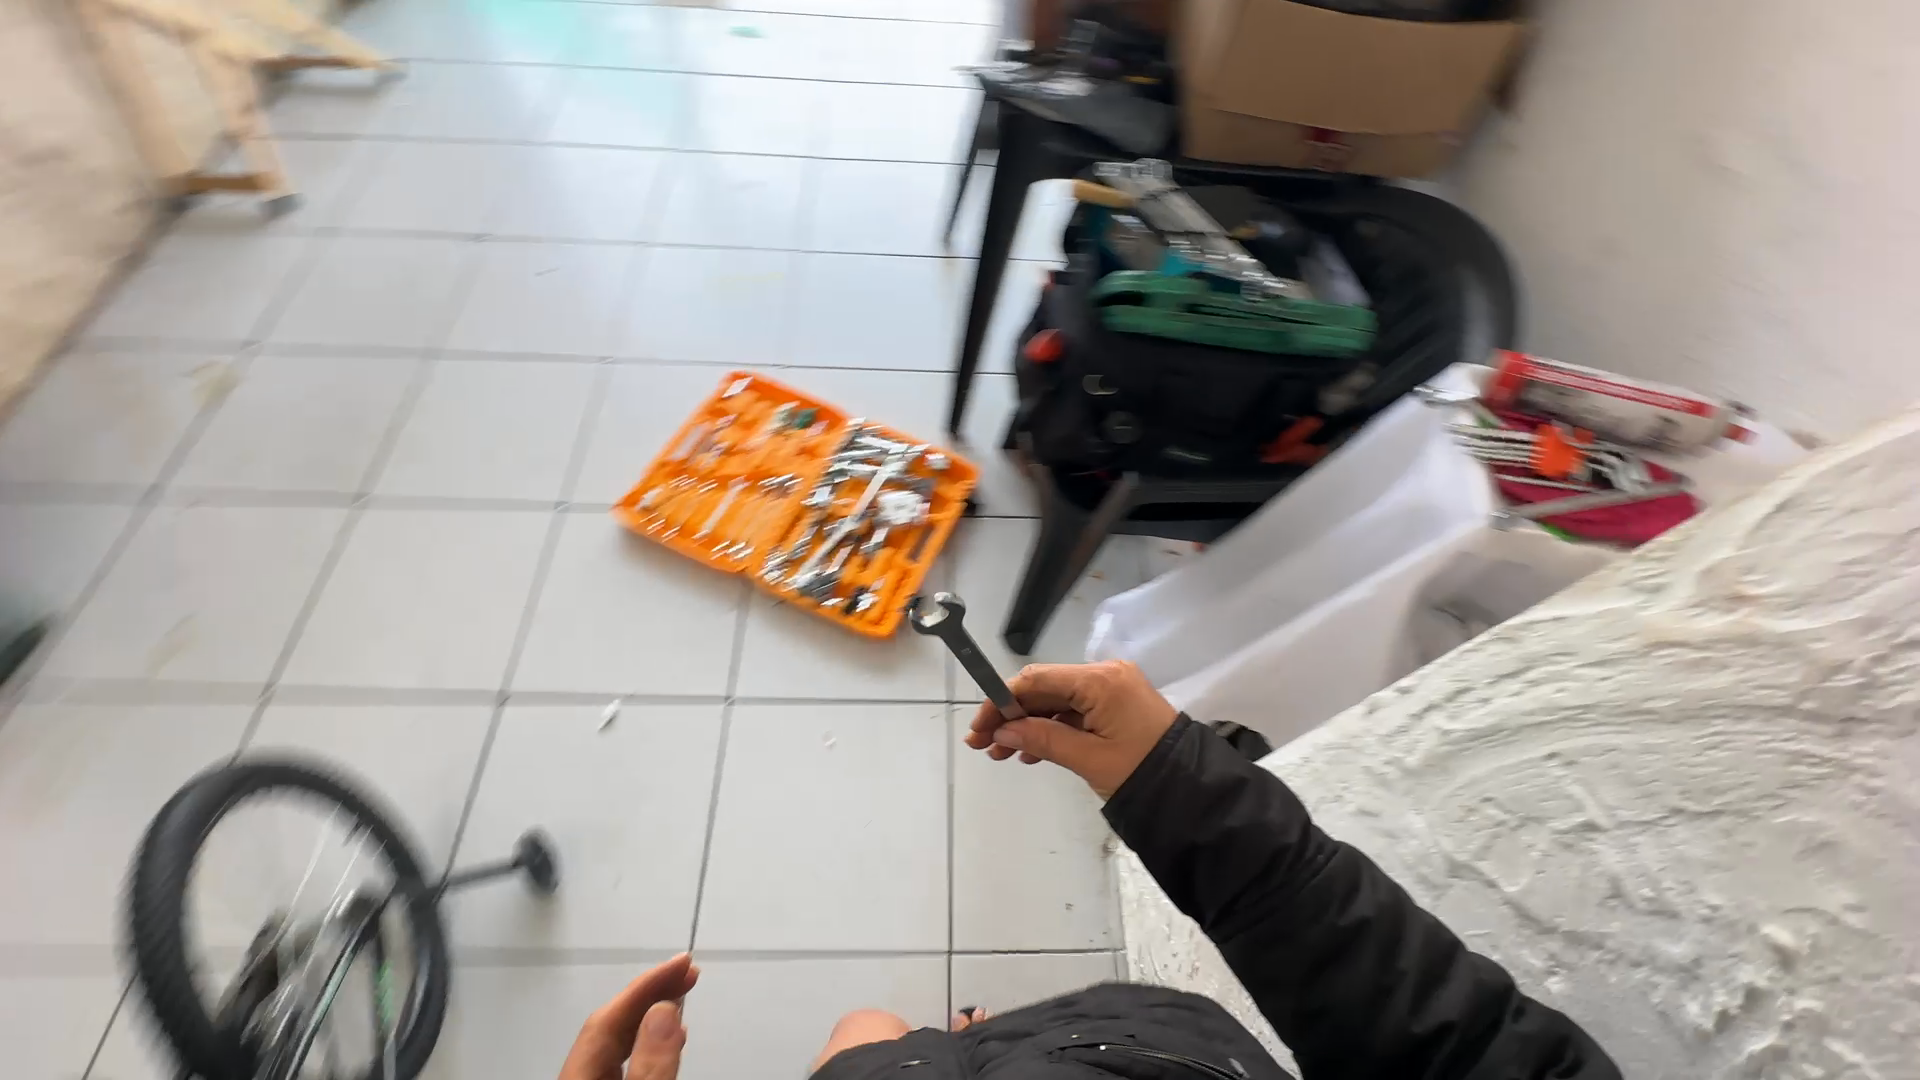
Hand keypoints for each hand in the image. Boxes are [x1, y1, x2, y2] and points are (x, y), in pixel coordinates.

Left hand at [558, 953, 699, 1079]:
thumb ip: (650, 1063)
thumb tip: (664, 1008)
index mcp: (577, 1076)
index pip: (608, 1017)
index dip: (646, 984)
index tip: (684, 961)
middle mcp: (576, 1076)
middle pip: (609, 1026)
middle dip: (650, 993)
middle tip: (690, 971)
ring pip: (614, 1044)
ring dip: (651, 1015)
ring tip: (683, 993)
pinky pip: (621, 1061)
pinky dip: (647, 1042)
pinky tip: (666, 1038)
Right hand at [966, 661, 1177, 797]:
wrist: (1195, 789)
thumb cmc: (1142, 771)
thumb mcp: (1088, 759)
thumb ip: (1042, 740)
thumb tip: (1001, 732)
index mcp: (1099, 680)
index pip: (1036, 680)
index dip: (1001, 701)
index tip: (979, 727)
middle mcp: (1104, 674)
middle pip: (1043, 688)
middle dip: (1010, 716)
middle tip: (983, 745)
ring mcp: (1111, 687)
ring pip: (1055, 701)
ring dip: (1027, 725)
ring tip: (1001, 755)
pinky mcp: (1116, 702)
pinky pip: (1073, 710)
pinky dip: (1051, 728)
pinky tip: (1031, 752)